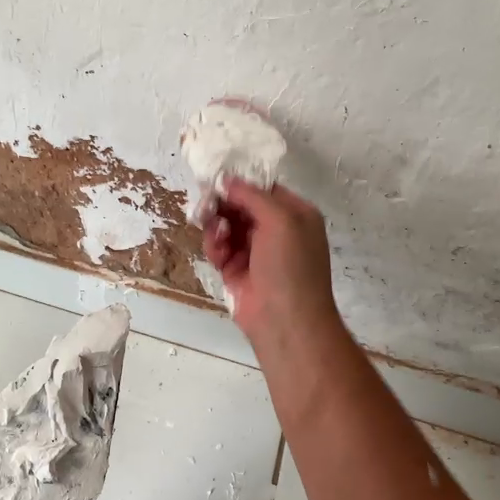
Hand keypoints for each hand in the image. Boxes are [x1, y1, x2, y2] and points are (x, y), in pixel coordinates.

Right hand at [202, 179, 339, 345]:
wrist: (284, 319)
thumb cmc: (290, 266)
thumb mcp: (280, 220)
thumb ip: (252, 195)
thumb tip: (227, 179)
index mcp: (295, 214)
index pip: (263, 189)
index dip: (239, 184)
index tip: (215, 180)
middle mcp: (276, 230)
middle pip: (240, 206)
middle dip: (222, 205)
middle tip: (204, 205)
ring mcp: (254, 251)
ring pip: (225, 226)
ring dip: (217, 227)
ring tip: (218, 235)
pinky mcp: (235, 269)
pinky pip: (219, 248)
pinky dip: (215, 247)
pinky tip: (219, 253)